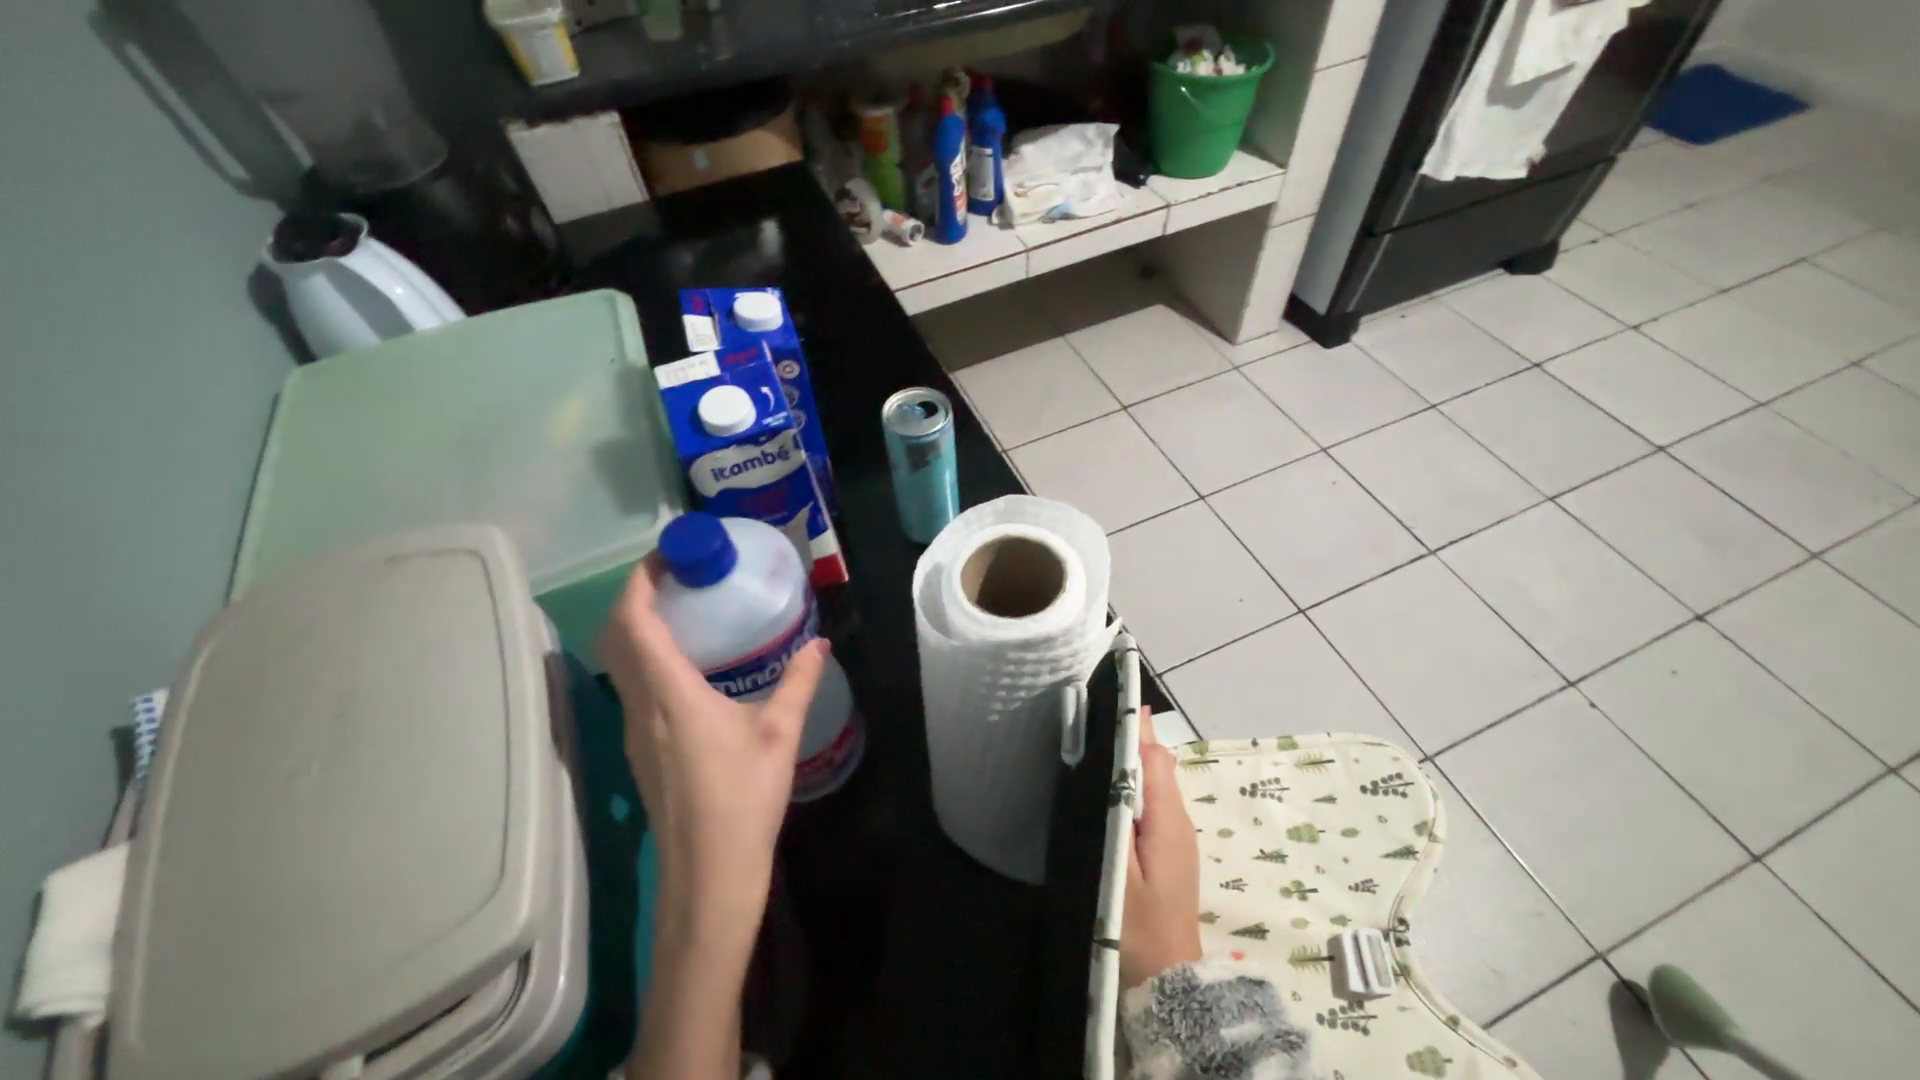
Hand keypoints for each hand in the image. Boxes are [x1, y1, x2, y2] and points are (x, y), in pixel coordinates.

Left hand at [599, 557, 828, 954]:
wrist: (707, 873)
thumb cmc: (743, 799)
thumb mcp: (779, 734)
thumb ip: (798, 682)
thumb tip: (820, 644)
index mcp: (669, 692)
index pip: (634, 619)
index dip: (642, 578)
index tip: (672, 553)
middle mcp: (640, 704)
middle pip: (616, 634)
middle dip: (637, 594)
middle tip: (681, 574)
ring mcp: (634, 728)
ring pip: (618, 660)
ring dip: (637, 624)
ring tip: (685, 608)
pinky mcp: (641, 747)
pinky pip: (631, 683)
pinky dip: (644, 655)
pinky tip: (687, 663)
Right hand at [1120, 710, 1202, 989]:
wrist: (1167, 982)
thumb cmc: (1134, 928)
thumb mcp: (1118, 873)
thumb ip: (1117, 816)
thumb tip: (1115, 764)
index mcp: (1166, 820)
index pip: (1154, 755)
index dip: (1134, 724)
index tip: (1107, 693)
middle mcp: (1178, 820)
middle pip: (1157, 762)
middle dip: (1131, 734)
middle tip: (1090, 710)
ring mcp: (1177, 835)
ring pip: (1155, 780)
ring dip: (1131, 757)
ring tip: (1093, 735)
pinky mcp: (1170, 848)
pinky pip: (1153, 801)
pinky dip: (1134, 782)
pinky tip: (1108, 783)